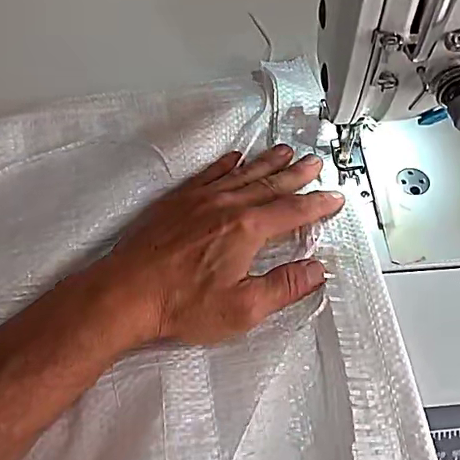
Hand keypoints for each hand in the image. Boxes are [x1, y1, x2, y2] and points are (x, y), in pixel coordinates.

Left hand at [86, 146, 344, 346]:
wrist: (125, 293)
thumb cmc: (178, 303)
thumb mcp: (242, 308)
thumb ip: (283, 287)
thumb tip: (314, 272)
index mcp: (246, 230)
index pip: (293, 212)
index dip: (317, 205)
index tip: (333, 199)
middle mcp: (226, 207)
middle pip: (272, 185)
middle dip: (297, 174)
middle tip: (315, 164)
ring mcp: (200, 200)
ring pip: (243, 174)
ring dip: (267, 162)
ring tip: (285, 151)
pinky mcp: (177, 202)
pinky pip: (208, 173)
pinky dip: (225, 164)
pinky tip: (233, 158)